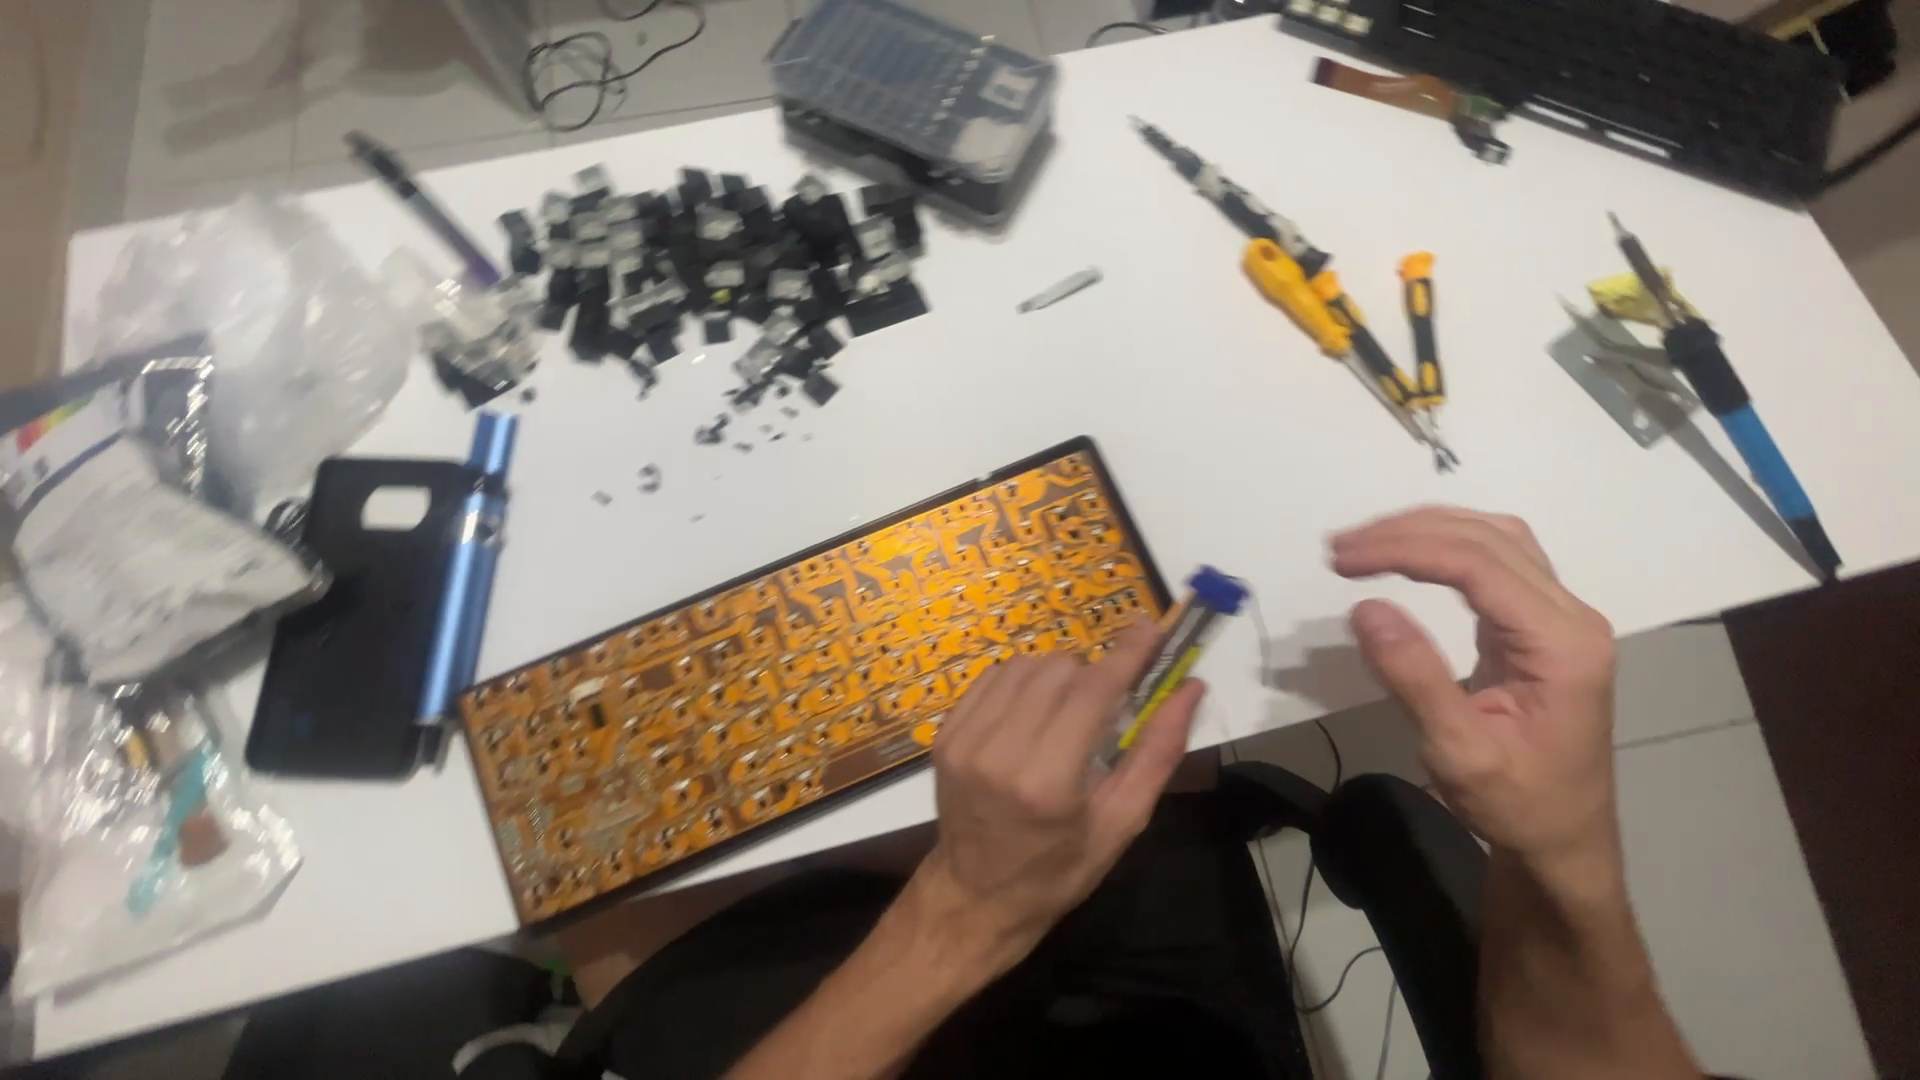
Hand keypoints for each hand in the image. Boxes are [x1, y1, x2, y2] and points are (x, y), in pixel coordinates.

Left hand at [910, 624, 1204, 967]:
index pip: (1093, 692)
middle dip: (1093, 676)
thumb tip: (1190, 689)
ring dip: (1056, 676)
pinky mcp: (945, 733)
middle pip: (1059, 670)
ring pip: (1025, 666)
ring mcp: (965, 740)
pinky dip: (1022, 682)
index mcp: (1048, 783)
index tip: (1150, 628)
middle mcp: (1000, 752)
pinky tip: (1032, 711)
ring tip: (1067, 711)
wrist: (975, 895)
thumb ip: (1158, 752)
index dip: (1126, 654)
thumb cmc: (1059, 870)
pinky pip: (993, 677)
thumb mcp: (1121, 823)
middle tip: (1105, 706)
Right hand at [1331, 508, 1620, 885]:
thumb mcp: (1458, 752)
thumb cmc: (1514, 802)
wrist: (1563, 837)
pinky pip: (1496, 559)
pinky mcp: (1539, 624)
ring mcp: (1560, 617)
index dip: (1404, 550)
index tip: (1341, 560)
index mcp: (1561, 644)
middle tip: (1340, 550)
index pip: (1478, 564)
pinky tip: (1408, 553)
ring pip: (1496, 538)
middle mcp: (1570, 616)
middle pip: (1488, 538)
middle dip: (1407, 532)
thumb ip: (1414, 677)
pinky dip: (1445, 544)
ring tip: (1364, 544)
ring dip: (1427, 529)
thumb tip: (1365, 608)